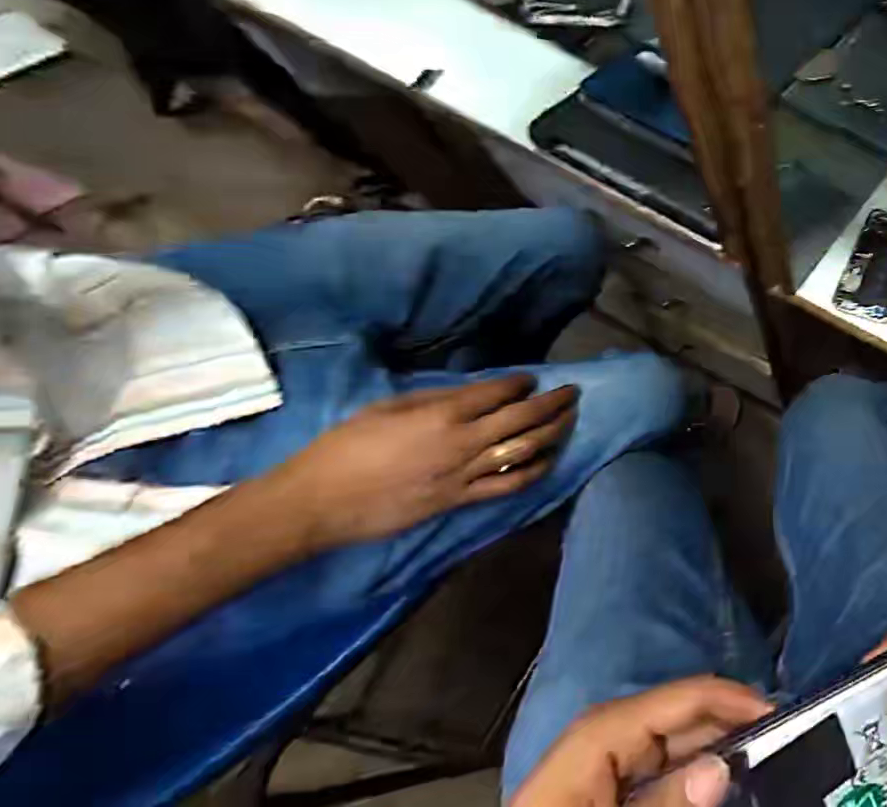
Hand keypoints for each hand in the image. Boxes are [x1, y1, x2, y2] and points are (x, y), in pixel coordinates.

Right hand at [263, 374, 579, 551]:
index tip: (531, 380)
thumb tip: (476, 390)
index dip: (522, 383)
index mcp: (443, 415)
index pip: (500, 393)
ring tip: (571, 418)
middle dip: (555, 402)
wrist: (313, 505)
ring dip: (556, 431)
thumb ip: (437, 397)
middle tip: (573, 392)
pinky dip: (536, 469)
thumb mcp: (387, 408)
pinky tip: (550, 458)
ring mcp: (466, 474)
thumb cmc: (342, 449)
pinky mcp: (461, 500)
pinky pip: (510, 484)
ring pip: (527, 449)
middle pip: (526, 418)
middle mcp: (463, 442)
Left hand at [510, 676, 771, 806]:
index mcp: (605, 728)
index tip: (781, 716)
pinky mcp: (606, 782)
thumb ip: (663, 804)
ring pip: (678, 742)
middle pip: (687, 716)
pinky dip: (691, 773)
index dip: (737, 700)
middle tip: (780, 744)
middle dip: (732, 727)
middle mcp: (610, 729)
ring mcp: (607, 756)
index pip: (687, 695)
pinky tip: (716, 784)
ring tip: (759, 762)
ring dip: (716, 751)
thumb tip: (721, 768)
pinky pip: (662, 765)